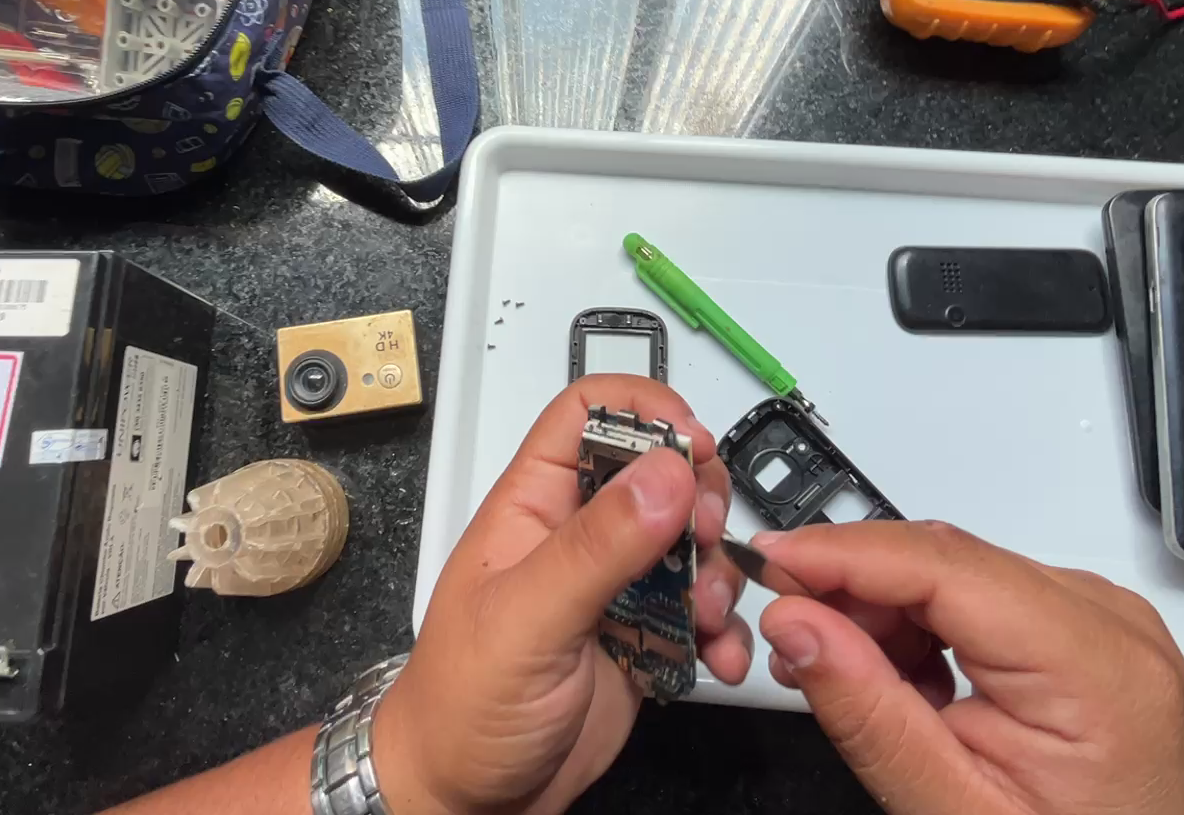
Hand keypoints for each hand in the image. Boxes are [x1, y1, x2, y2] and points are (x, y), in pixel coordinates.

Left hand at [371, 376, 752, 813]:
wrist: (466, 799)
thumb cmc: (463, 702)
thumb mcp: (527, 618)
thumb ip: (596, 547)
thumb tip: (665, 473)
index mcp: (535, 501)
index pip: (586, 411)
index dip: (642, 407)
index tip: (692, 440)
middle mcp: (577, 530)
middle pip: (653, 467)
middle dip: (696, 491)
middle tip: (705, 533)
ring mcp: (613, 581)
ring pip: (685, 536)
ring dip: (715, 567)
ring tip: (706, 612)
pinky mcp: (641, 630)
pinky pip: (698, 606)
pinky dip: (721, 627)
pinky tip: (715, 657)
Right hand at [755, 520, 1183, 814]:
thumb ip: (869, 715)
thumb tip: (790, 620)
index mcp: (1094, 666)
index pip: (937, 565)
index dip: (838, 552)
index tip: (763, 561)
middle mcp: (1101, 619)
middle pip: (936, 562)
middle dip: (846, 588)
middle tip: (786, 630)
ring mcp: (1091, 618)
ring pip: (940, 573)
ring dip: (873, 610)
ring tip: (832, 668)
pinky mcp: (1071, 628)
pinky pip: (964, 597)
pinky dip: (909, 627)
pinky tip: (885, 674)